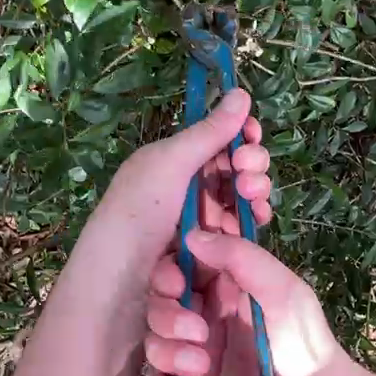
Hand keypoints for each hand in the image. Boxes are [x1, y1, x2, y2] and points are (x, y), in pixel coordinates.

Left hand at [76, 88, 272, 280]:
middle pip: (234, 169)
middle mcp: (186, 190)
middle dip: (251, 166)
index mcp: (171, 162)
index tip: (253, 134)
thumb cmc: (138, 214)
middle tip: (248, 174)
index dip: (238, 135)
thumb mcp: (170, 164)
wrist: (119, 284)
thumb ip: (209, 132)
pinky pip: (239, 232)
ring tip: (253, 198)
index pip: (215, 140)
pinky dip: (250, 223)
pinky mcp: (210, 253)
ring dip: (255, 193)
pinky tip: (256, 220)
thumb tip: (241, 92)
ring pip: (241, 200)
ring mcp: (199, 223)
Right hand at [144, 230, 356, 375]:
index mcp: (229, 281)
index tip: (177, 285)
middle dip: (166, 315)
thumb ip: (240, 257)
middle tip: (196, 332)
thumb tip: (191, 235)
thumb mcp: (281, 290)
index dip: (170, 270)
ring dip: (166, 352)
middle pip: (161, 300)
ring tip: (199, 366)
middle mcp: (208, 309)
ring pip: (155, 337)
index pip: (183, 261)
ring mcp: (197, 346)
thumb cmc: (303, 341)